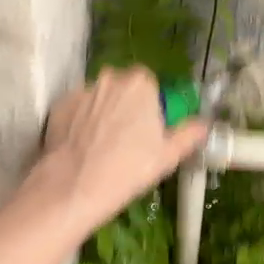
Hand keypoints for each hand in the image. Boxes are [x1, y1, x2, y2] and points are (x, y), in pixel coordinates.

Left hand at [30, 67, 208, 232]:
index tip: (150, 127)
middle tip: (128, 138)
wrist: (75, 184)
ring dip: (103, 113)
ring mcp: (81, 91)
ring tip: (103, 145)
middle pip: (123, 88)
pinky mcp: (59, 106)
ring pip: (99, 98)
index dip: (152, 105)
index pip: (150, 84)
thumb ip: (190, 133)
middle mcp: (109, 78)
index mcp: (140, 84)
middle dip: (127, 106)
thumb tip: (204, 124)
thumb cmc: (129, 168)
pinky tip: (83, 146)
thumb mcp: (169, 155)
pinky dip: (81, 122)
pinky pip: (77, 110)